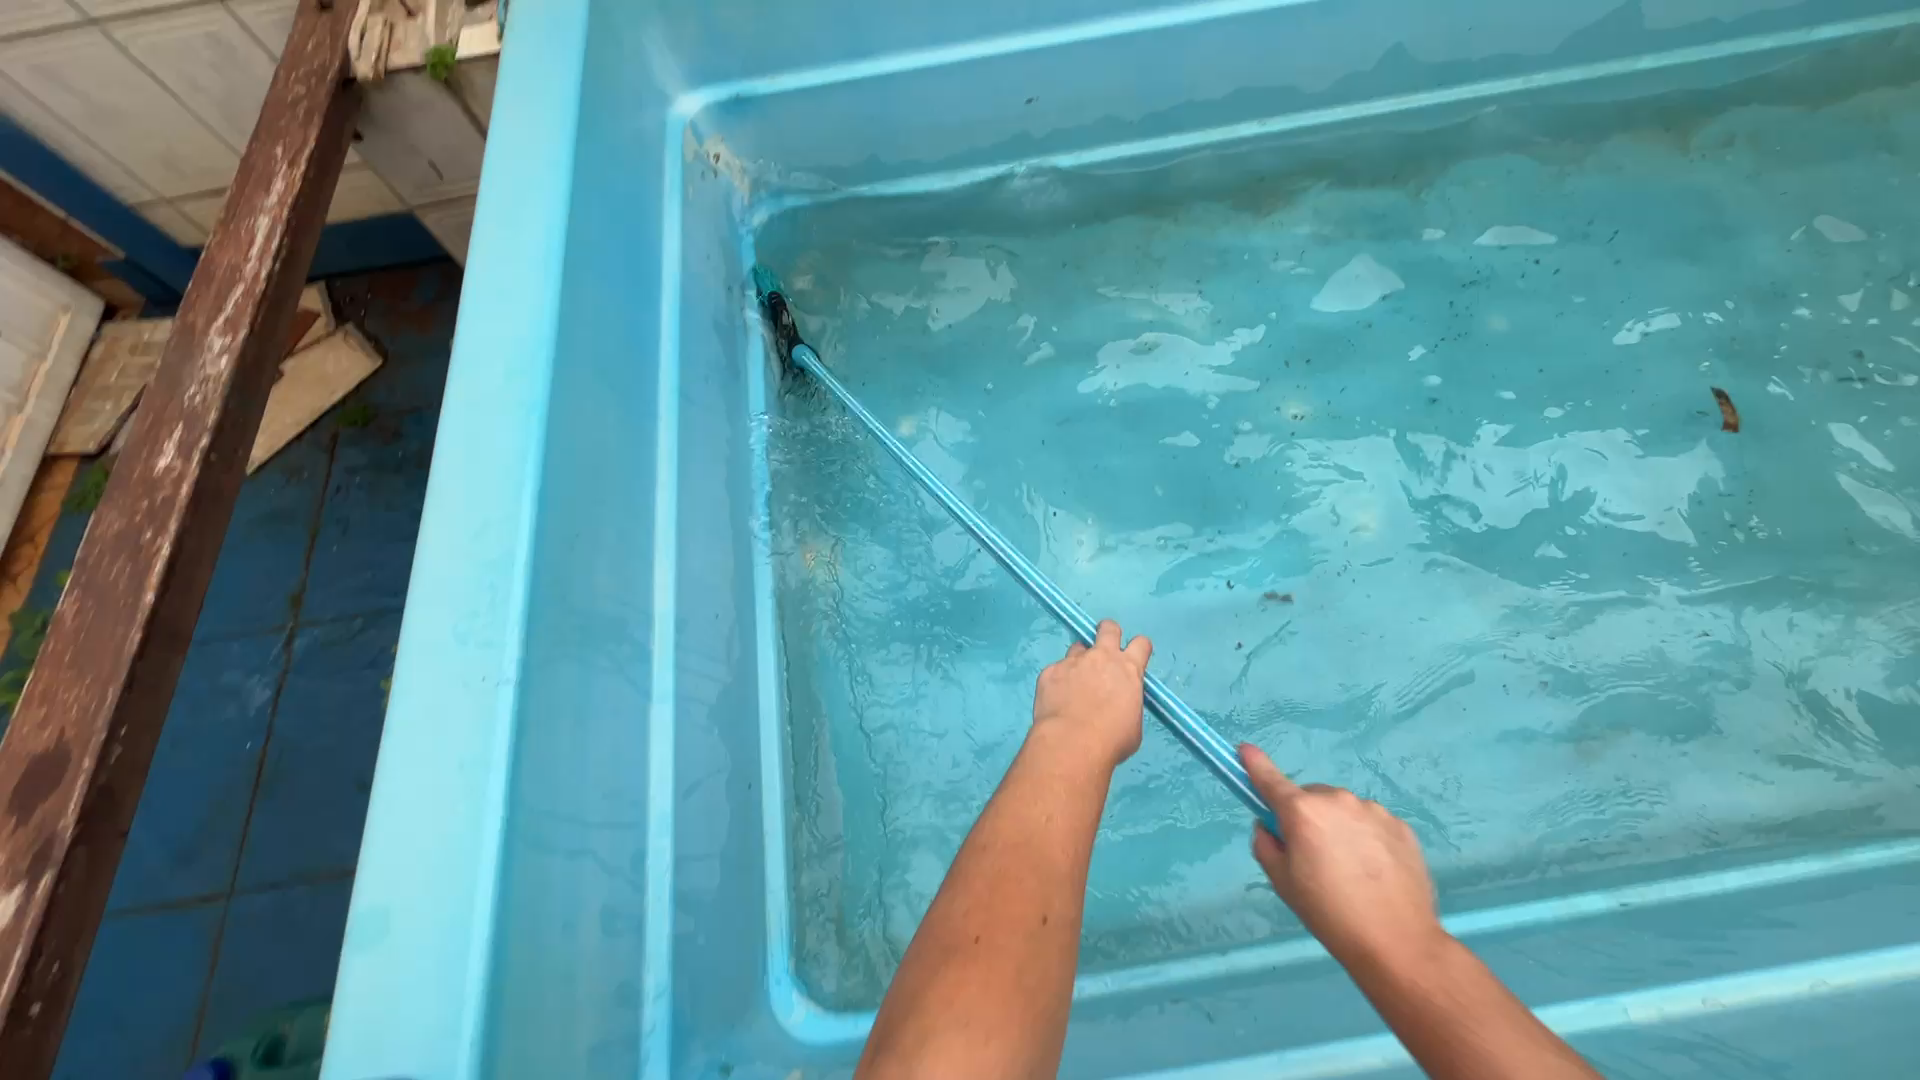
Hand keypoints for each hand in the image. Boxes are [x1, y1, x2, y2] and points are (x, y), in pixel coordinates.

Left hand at [1031, 620, 1151, 770]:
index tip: (1133, 657)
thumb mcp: (1133, 723)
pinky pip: (1055, 671)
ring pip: (1077, 648)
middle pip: (1108, 628)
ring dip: (1079, 661)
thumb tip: (1120, 703)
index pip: (1141, 644)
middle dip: (1107, 633)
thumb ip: (1127, 702)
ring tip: (1074, 685)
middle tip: (1103, 649)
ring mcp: (1073, 661)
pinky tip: (1056, 701)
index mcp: (1128, 669)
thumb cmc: (1111, 740)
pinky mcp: (1050, 671)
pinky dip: (1057, 682)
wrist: (1072, 743)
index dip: (1138, 649)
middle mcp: (1101, 657)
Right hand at [1241, 744, 1447, 970]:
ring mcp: (1373, 810)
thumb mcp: (1281, 881)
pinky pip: (1370, 822)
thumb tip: (1270, 826)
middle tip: (1313, 856)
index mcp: (1302, 812)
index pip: (1269, 779)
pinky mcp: (1401, 826)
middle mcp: (1337, 800)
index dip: (1254, 763)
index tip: (1243, 750)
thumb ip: (1265, 844)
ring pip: (1342, 809)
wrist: (1398, 942)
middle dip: (1305, 816)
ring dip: (1338, 826)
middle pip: (1310, 797)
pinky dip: (1365, 837)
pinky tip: (1373, 870)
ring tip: (1349, 869)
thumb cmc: (1329, 913)